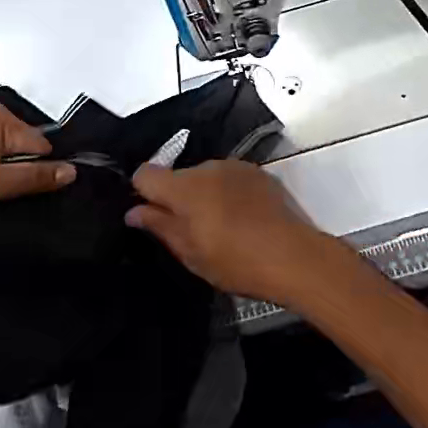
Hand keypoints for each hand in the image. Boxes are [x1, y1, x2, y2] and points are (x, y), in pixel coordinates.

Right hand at [125, 160, 352, 305]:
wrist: (292, 255)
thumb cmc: (235, 261)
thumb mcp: (190, 253)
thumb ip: (159, 226)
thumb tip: (134, 211)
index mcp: (185, 186)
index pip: (146, 174)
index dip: (142, 193)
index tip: (150, 215)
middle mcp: (208, 167)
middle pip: (178, 176)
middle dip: (177, 198)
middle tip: (190, 231)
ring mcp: (235, 167)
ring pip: (206, 177)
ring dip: (205, 195)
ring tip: (221, 227)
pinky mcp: (258, 172)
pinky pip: (230, 178)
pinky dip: (229, 193)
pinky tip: (242, 218)